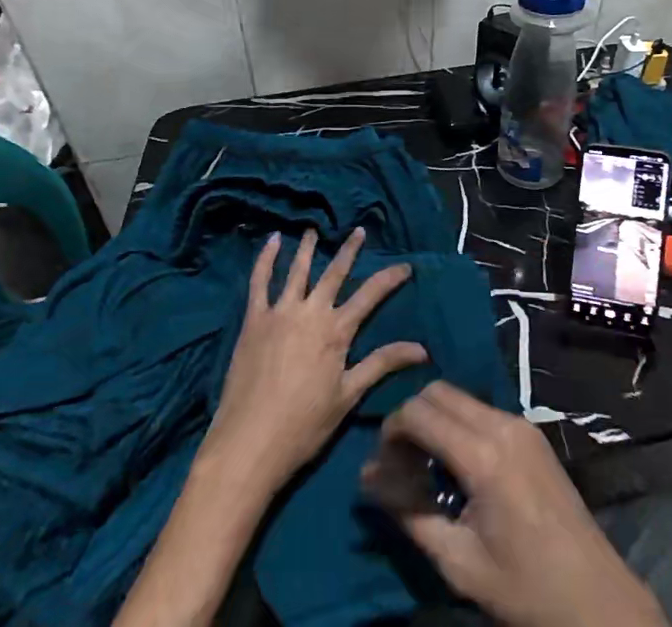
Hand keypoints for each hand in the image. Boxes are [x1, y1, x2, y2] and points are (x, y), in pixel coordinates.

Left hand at [201, 228, 426, 495]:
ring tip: (314, 230)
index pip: (370, 295)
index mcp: (336, 332)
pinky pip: (259, 283)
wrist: (248, 442)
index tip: (406, 266)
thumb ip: (382, 364)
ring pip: (297, 271)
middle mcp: (310, 313)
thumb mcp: (349, 395)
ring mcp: (278, 313)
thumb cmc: (304, 424)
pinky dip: (266, 260)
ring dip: (307, 248)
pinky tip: (271, 242)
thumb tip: (423, 348)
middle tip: (358, 231)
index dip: (390, 278)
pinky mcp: (252, 321)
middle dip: (349, 251)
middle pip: (334, 274)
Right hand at [362, 383, 667, 626]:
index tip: (381, 466)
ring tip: (424, 466)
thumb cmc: (524, 586)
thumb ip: (409, 513)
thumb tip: (368, 478)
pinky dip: (458, 424)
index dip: (390, 431)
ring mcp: (522, 424)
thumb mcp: (458, 561)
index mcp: (484, 456)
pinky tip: (455, 465)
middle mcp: (504, 425)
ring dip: (434, 419)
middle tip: (399, 463)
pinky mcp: (532, 433)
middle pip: (438, 391)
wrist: (595, 595)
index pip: (419, 412)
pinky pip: (482, 410)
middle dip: (410, 418)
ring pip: (461, 397)